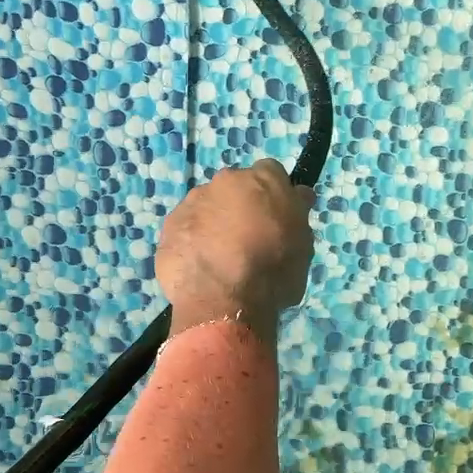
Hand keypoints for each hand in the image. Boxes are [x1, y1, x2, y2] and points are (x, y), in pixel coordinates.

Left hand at [156, 159, 315, 343]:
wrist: (223, 299)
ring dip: (216, 226)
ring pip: (207, 208)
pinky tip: (204, 271)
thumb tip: (299, 195)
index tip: (279, 218)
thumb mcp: (304, 246)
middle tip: (252, 243)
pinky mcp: (169, 228)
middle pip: (235, 189)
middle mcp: (223, 182)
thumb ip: (298, 215)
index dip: (276, 195)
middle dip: (242, 208)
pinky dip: (195, 245)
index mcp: (261, 181)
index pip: (272, 173)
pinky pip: (186, 232)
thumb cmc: (274, 272)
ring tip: (224, 262)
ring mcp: (191, 203)